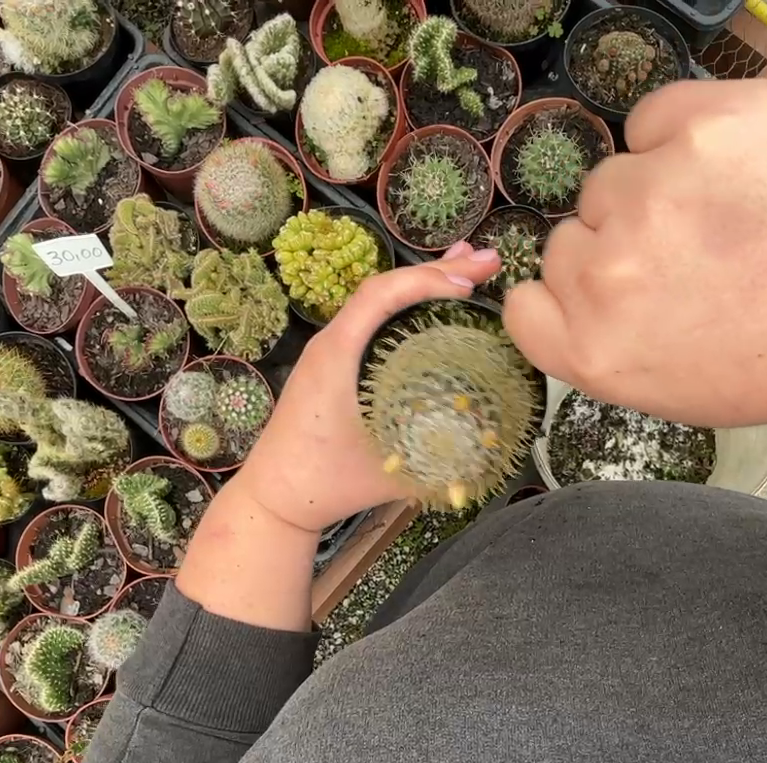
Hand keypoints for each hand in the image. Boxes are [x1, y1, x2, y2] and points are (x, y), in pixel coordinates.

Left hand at [234, 243, 501, 533]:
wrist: (273, 497)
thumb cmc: (323, 484)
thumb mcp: (388, 474)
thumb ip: (439, 460)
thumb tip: (493, 442)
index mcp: (337, 356)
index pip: (381, 296)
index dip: (427, 282)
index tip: (470, 285)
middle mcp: (332, 343)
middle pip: (385, 288)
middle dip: (439, 271)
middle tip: (488, 262)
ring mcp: (331, 352)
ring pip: (379, 301)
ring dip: (423, 282)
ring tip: (467, 267)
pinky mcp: (334, 365)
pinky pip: (372, 321)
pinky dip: (404, 305)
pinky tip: (429, 307)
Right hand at [503, 79, 766, 436]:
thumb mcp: (679, 393)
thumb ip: (607, 348)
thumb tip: (578, 295)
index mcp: (598, 354)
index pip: (524, 309)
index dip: (564, 301)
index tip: (605, 298)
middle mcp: (605, 274)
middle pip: (565, 242)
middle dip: (614, 252)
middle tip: (688, 264)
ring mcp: (649, 194)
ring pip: (611, 180)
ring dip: (651, 195)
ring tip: (725, 218)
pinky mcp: (702, 125)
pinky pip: (652, 121)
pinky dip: (682, 139)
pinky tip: (735, 171)